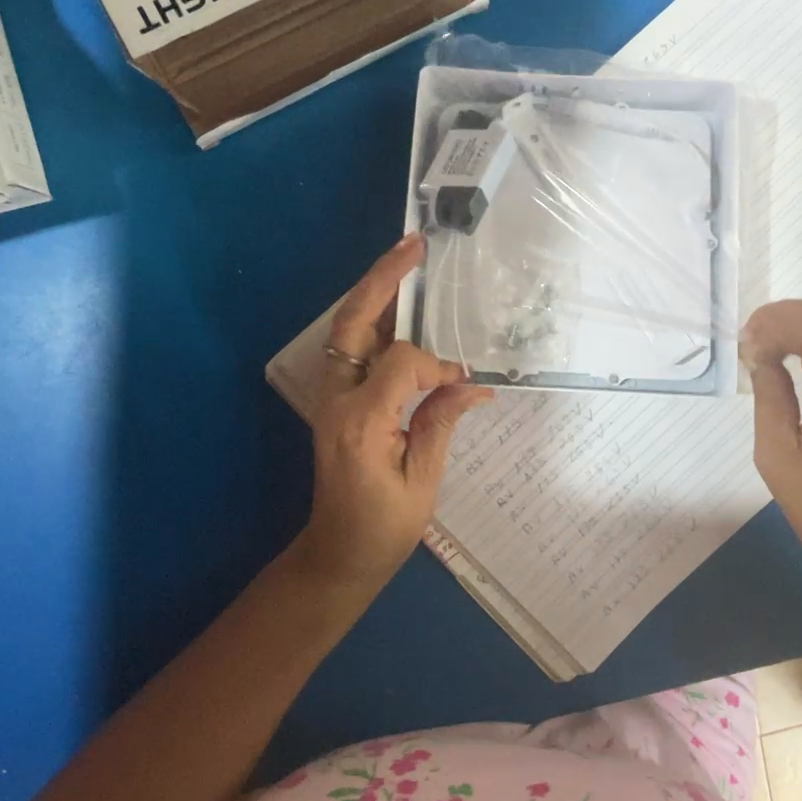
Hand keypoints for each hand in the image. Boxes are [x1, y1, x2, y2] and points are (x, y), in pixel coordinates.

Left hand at [299, 234, 493, 586]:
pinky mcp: (335, 401)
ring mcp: (330, 398)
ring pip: (348, 329)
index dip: (437, 365)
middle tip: (414, 245)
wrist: (336, 555)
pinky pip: (352, 348)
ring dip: (377, 293)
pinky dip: (375, 321)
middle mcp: (337, 400)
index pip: (401, 363)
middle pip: (354, 323)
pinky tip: (399, 309)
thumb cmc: (382, 529)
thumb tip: (472, 385)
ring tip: (407, 262)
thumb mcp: (421, 482)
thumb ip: (440, 424)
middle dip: (383, 280)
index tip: (462, 385)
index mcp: (362, 422)